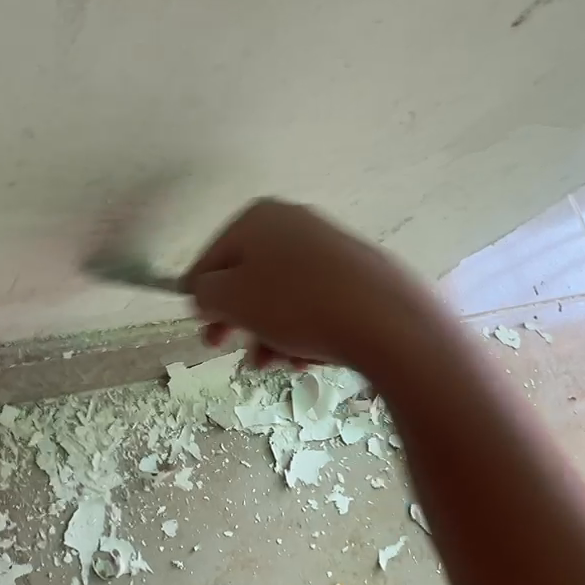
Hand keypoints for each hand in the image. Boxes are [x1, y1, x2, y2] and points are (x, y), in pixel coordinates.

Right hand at [181, 198, 442, 370]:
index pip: (211, 259)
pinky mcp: (358, 275)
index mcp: (257, 219)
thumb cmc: (294, 304)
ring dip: (270, 335)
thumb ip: (204, 294)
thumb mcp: (230, 300)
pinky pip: (316, 305)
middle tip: (227, 349)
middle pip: (250, 279)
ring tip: (275, 365)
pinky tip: (308, 359)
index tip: (203, 329)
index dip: (202, 298)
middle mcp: (293, 223)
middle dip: (238, 321)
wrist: (383, 317)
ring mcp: (329, 248)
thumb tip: (205, 292)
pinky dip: (305, 333)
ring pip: (283, 298)